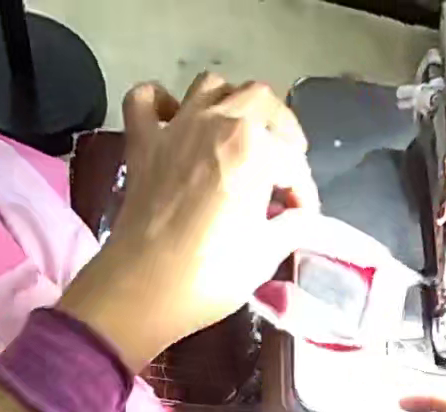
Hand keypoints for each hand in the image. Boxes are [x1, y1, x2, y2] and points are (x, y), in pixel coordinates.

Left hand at [57, 73, 319, 369]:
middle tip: (285, 165)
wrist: (145, 289)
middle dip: (280, 131)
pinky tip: (176, 123)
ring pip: (212, 87)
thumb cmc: (211, 276)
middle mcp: (216, 121)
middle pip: (260, 102)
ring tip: (240, 137)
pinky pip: (148, 99)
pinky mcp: (142, 143)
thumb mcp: (265, 256)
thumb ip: (292, 228)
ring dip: (232, 104)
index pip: (293, 163)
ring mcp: (175, 127)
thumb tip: (302, 218)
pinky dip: (163, 104)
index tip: (303, 219)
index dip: (303, 193)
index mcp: (254, 148)